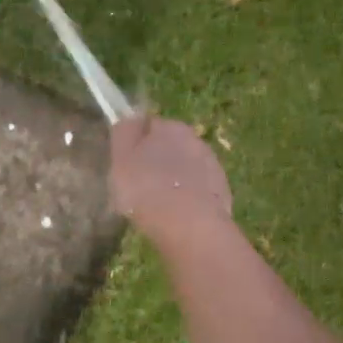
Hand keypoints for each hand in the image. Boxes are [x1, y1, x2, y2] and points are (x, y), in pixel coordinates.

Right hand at [110, 115, 232, 240]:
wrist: (188, 224)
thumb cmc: (145, 188)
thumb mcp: (121, 158)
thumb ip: (124, 133)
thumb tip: (129, 118)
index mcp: (169, 128)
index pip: (148, 125)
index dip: (135, 141)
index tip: (124, 161)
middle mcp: (195, 140)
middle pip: (169, 144)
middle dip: (156, 158)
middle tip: (137, 181)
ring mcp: (212, 164)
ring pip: (184, 165)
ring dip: (171, 177)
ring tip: (154, 200)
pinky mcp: (221, 189)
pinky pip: (196, 186)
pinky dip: (185, 194)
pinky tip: (173, 211)